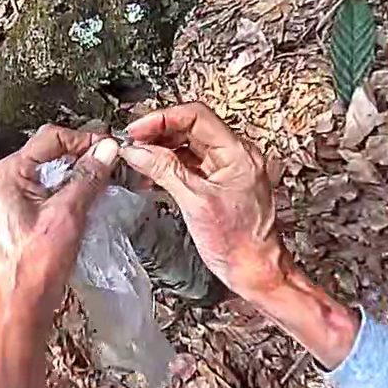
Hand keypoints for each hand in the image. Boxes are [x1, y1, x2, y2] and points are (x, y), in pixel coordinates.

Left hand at [0, 127, 119, 387]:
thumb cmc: (35, 267)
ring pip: (60, 173)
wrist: (19, 312)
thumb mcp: (66, 216)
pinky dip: (80, 191)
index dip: (85, 139)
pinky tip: (100, 197)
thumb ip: (87, 178)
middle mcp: (11, 180)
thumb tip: (108, 148)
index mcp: (9, 173)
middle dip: (88, 155)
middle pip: (55, 152)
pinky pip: (58, 191)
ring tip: (115, 180)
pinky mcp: (30, 214)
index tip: (113, 147)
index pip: (52, 138)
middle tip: (118, 163)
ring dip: (87, 174)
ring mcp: (20, 198)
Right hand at [117, 103, 281, 298]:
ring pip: (189, 144)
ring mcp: (228, 168)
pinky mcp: (220, 182)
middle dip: (159, 132)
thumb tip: (136, 151)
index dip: (162, 119)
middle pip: (191, 127)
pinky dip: (170, 164)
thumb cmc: (237, 243)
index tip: (137, 130)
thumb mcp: (195, 203)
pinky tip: (152, 173)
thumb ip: (164, 171)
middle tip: (132, 143)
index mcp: (238, 153)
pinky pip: (192, 163)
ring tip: (138, 158)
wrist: (255, 270)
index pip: (196, 116)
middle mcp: (236, 155)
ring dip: (162, 148)